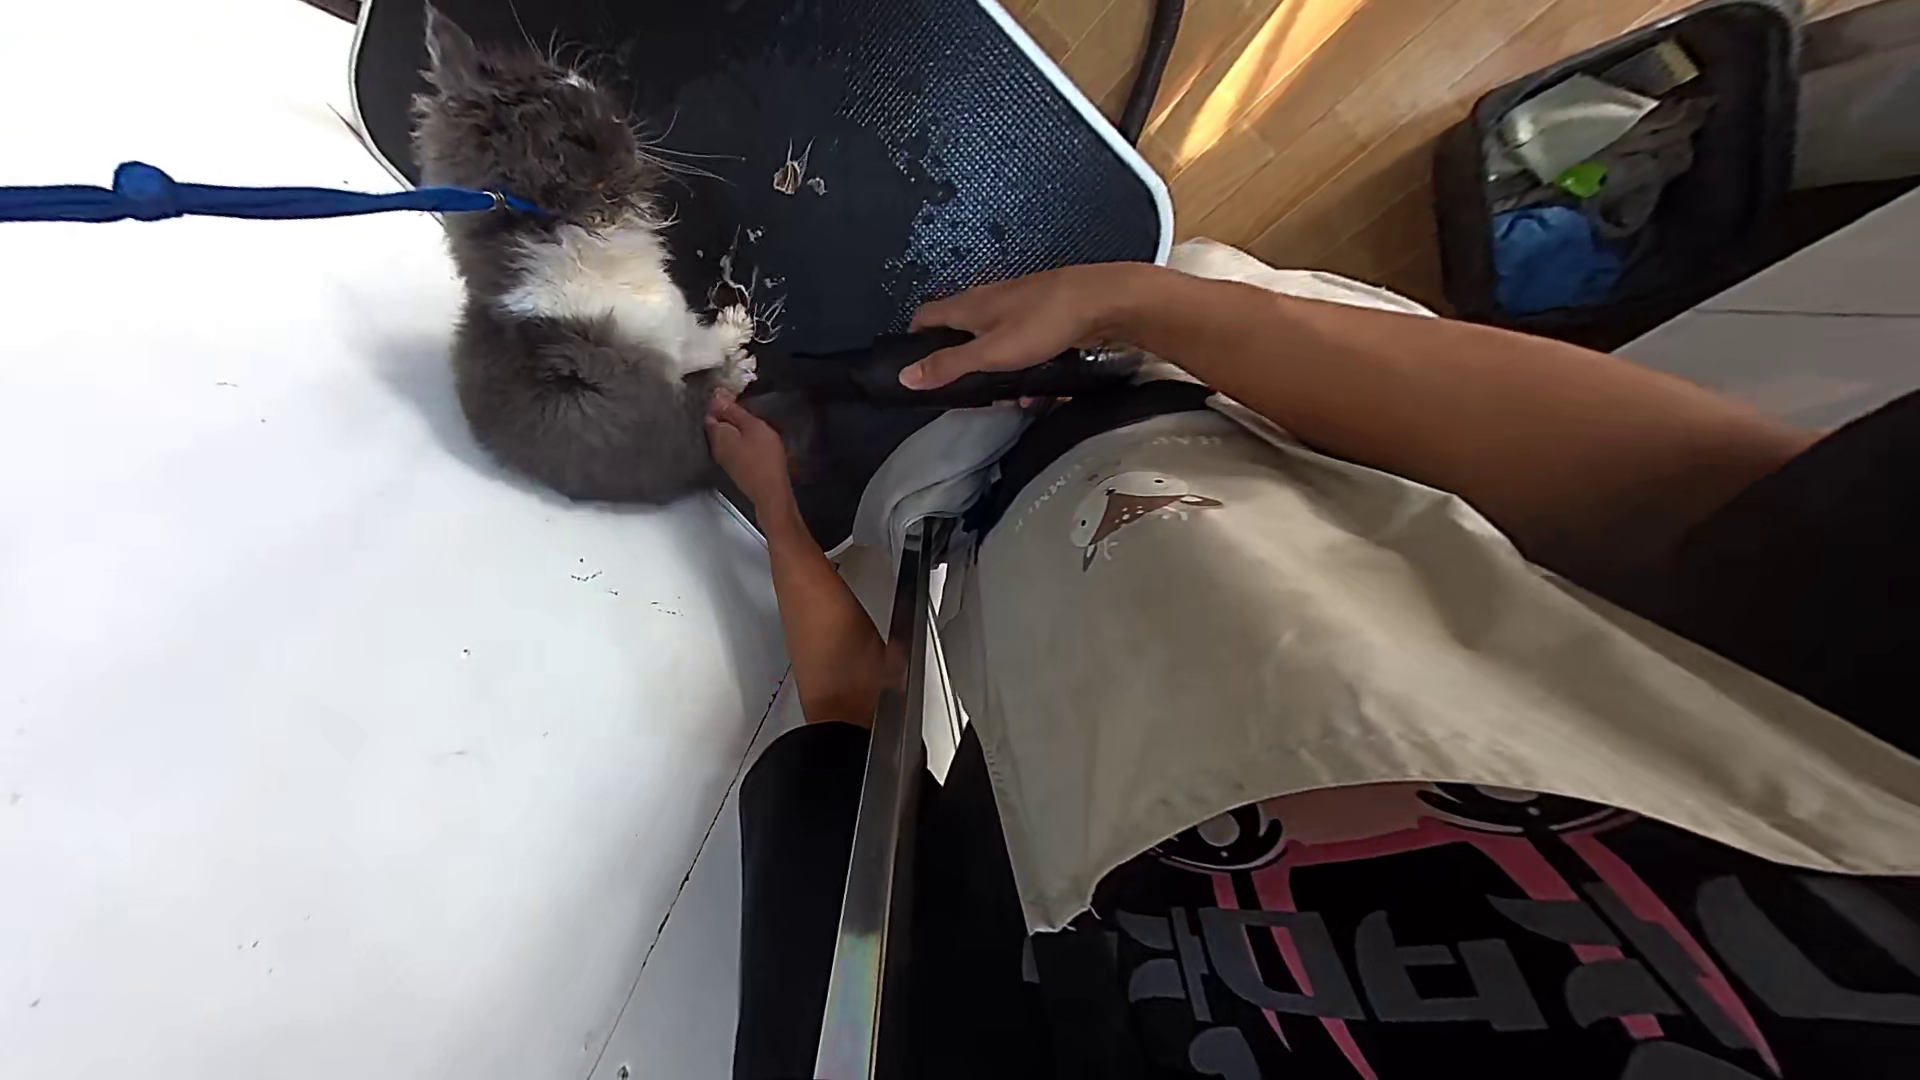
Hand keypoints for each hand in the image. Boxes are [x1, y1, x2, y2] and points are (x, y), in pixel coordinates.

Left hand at [705, 390, 795, 515]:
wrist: (771, 491)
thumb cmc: (764, 457)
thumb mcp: (753, 426)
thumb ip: (734, 410)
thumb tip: (717, 395)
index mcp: (717, 434)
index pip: (711, 411)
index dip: (721, 401)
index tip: (737, 396)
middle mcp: (716, 447)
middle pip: (717, 425)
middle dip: (729, 416)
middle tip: (748, 409)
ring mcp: (725, 460)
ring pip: (726, 437)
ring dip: (737, 429)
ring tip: (754, 424)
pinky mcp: (736, 469)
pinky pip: (735, 449)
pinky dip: (742, 442)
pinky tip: (756, 442)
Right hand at [903, 262, 1155, 389]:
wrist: (1099, 301)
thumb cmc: (1039, 325)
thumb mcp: (989, 354)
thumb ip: (948, 366)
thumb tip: (905, 376)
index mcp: (966, 306)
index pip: (924, 317)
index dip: (914, 341)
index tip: (918, 369)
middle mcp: (985, 300)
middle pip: (956, 333)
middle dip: (960, 366)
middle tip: (969, 394)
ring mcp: (1013, 306)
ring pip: (990, 343)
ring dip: (993, 372)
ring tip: (1008, 397)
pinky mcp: (1037, 314)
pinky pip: (1017, 344)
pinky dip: (1018, 365)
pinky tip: (1035, 385)